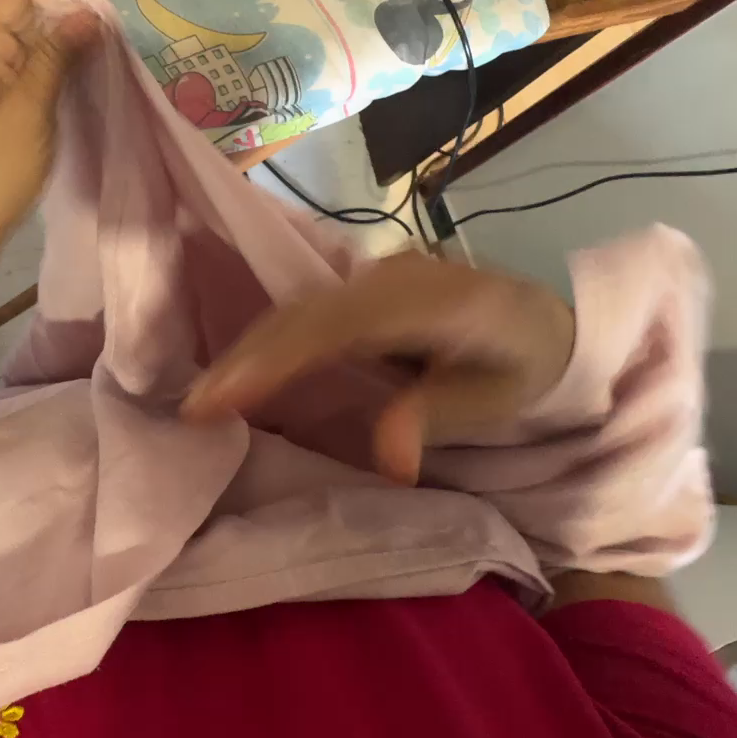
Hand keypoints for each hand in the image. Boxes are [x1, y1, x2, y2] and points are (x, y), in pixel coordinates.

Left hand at [0, 0, 97, 250]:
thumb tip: (89, 13)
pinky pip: (19, 62)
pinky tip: (74, 78)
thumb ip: (57, 55)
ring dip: (60, 44)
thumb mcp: (31, 109)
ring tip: (96, 61)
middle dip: (64, 19)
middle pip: (22, 8)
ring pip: (25, 36)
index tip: (99, 20)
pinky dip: (47, 65)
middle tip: (105, 44)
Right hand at [182, 252, 574, 485]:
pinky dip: (264, 343)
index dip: (280, 356)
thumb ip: (437, 417)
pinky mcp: (359, 284)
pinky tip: (237, 372)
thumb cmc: (523, 366)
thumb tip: (390, 463)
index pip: (342, 324)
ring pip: (295, 308)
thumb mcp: (495, 399)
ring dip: (246, 351)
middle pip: (304, 312)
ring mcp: (374, 274)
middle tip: (193, 406)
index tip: (226, 396)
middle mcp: (395, 276)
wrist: (543, 318)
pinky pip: (302, 311)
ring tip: (203, 395)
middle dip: (245, 358)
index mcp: (438, 301)